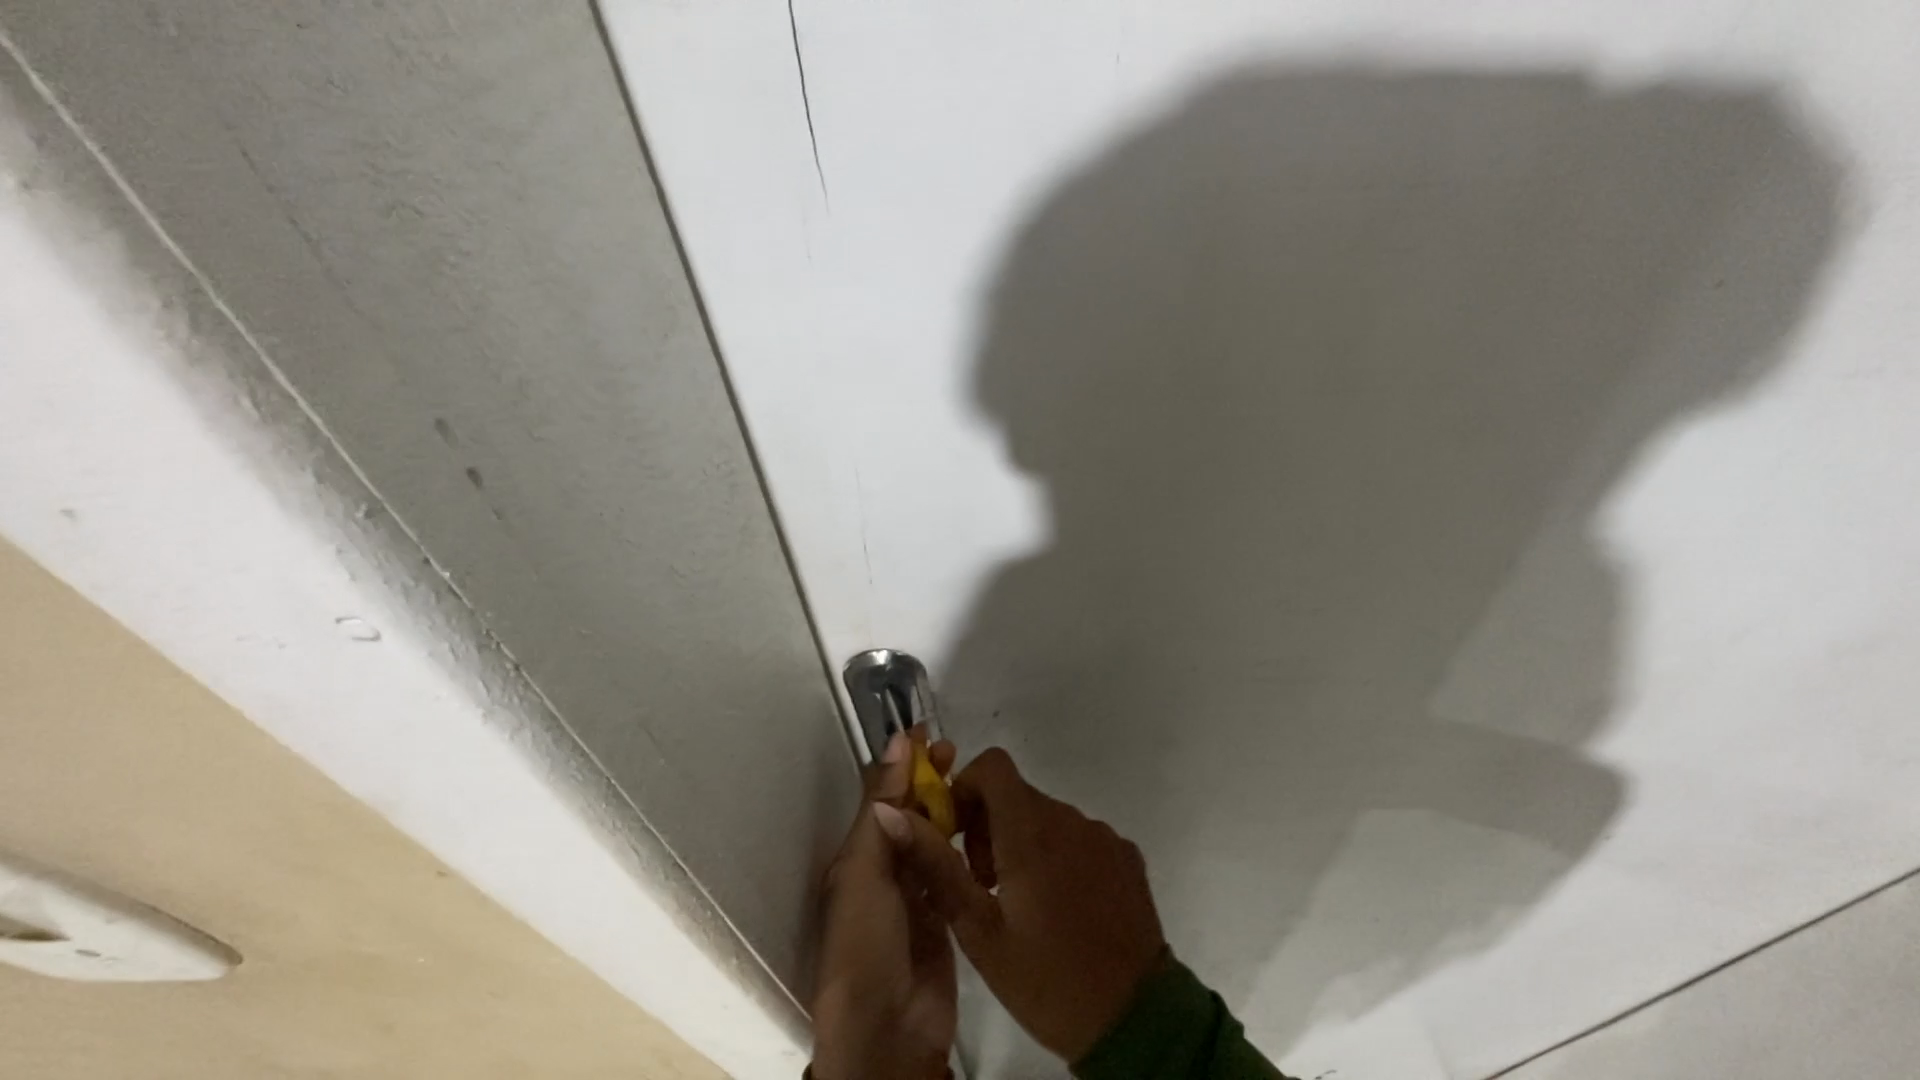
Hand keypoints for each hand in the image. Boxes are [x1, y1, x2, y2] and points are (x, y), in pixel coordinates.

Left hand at [811, 730, 958, 1079]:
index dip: (900, 763)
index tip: (925, 731)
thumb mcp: (865, 870)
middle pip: (908, 814)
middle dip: (926, 780)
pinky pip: (951, 871)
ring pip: (932, 839)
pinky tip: (985, 827)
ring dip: (947, 807)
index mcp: (857, 857)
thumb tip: (896, 743)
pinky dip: (963, 845)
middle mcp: (883, 871)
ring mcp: (914, 896)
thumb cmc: (866, 942)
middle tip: (954, 751)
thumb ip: (883, 809)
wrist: (888, 1028)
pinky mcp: (943, 918)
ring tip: (974, 781)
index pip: (881, 797)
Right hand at [888, 748, 1167, 1062]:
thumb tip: (891, 814)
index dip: (966, 788)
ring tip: (1018, 902)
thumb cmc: (1046, 980)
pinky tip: (1059, 908)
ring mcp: (1103, 838)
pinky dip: (1059, 856)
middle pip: (1017, 794)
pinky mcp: (1127, 857)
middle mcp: (1071, 820)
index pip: (993, 766)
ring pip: (1047, 817)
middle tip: (982, 883)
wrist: (1134, 1022)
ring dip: (1023, 842)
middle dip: (988, 825)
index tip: (956, 833)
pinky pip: (1080, 838)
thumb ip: (936, 865)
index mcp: (1031, 831)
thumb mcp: (979, 930)